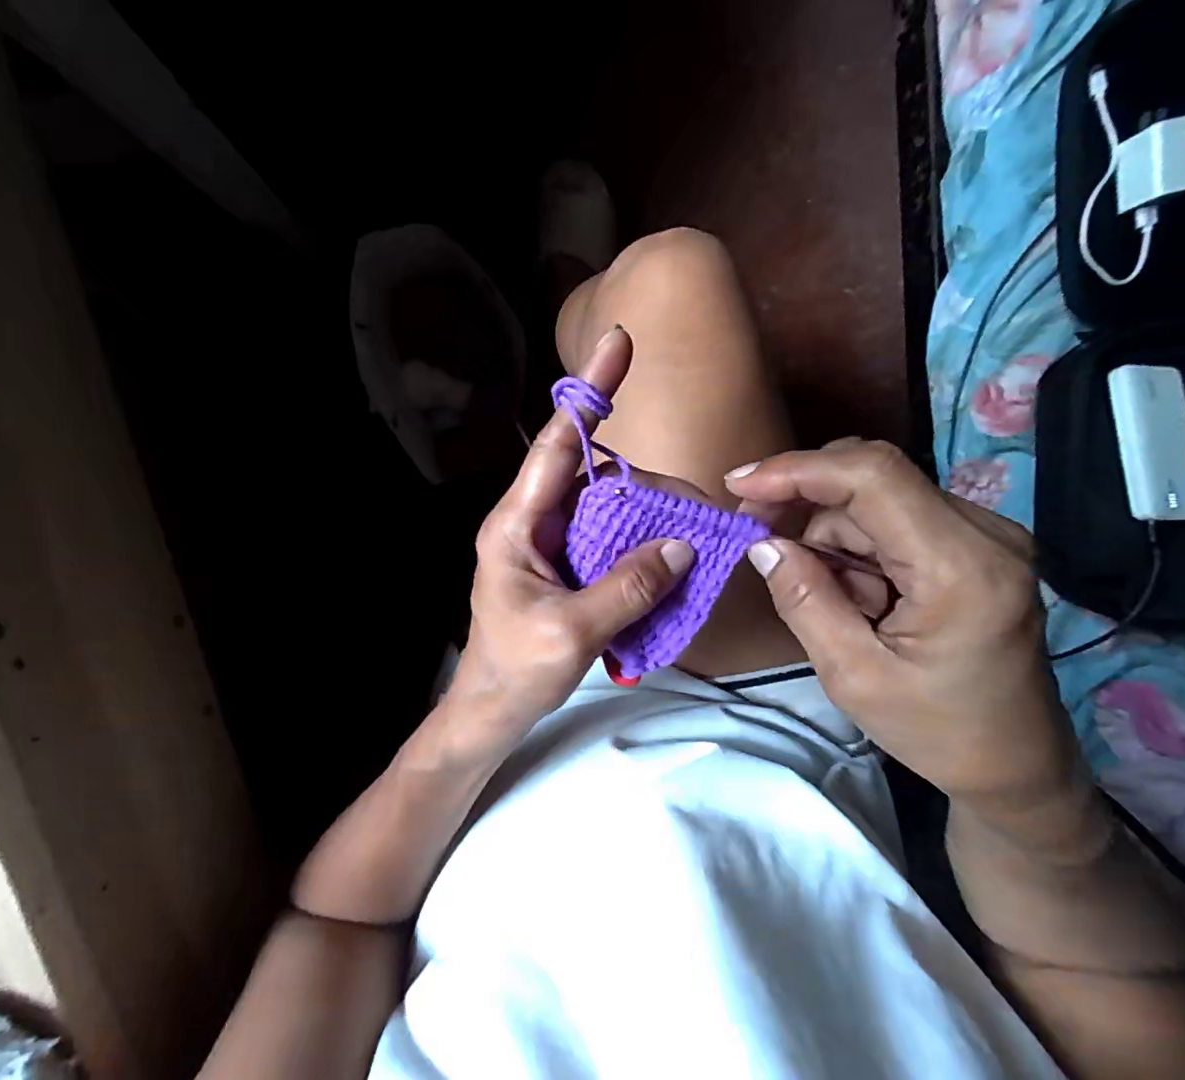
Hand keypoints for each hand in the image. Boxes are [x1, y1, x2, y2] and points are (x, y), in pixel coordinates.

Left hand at [442, 327, 695, 763]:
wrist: (492, 708)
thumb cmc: (516, 669)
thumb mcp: (572, 630)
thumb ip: (627, 586)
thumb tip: (681, 544)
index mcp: (515, 524)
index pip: (556, 444)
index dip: (589, 392)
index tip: (617, 341)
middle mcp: (530, 521)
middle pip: (592, 473)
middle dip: (645, 478)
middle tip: (693, 502)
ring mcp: (548, 542)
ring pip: (605, 506)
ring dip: (647, 511)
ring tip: (691, 529)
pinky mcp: (564, 564)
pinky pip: (607, 538)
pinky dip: (639, 539)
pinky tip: (668, 553)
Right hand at [727, 440, 1085, 819]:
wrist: (1014, 764)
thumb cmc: (936, 731)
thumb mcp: (852, 674)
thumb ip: (803, 600)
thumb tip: (762, 543)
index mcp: (961, 567)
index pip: (873, 477)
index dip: (798, 469)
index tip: (738, 487)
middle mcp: (983, 533)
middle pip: (870, 480)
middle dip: (803, 500)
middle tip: (755, 535)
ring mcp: (982, 535)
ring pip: (873, 500)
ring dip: (828, 537)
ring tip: (826, 599)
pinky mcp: (971, 545)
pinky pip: (890, 521)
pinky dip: (852, 548)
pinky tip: (853, 594)